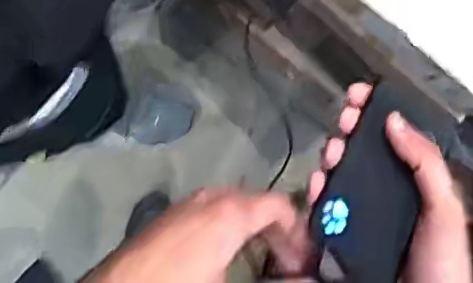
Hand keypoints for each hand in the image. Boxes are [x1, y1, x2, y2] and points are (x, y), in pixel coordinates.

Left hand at [84, 189, 296, 282]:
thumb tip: (310, 281)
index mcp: (231, 212)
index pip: (281, 207)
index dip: (300, 236)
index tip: (308, 267)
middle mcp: (211, 198)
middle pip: (257, 207)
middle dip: (276, 238)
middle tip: (288, 271)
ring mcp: (183, 209)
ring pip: (231, 213)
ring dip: (250, 239)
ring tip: (257, 272)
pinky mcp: (162, 226)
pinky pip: (207, 221)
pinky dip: (224, 239)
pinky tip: (219, 270)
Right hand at [306, 83, 472, 282]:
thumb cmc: (443, 264)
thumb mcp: (445, 208)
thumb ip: (425, 162)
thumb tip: (394, 117)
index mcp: (415, 182)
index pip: (393, 136)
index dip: (375, 111)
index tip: (359, 93)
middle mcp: (388, 195)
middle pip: (362, 152)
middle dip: (349, 128)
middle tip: (345, 118)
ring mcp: (363, 220)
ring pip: (341, 177)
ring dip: (332, 157)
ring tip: (332, 152)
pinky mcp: (341, 247)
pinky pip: (324, 214)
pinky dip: (317, 195)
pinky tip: (318, 186)